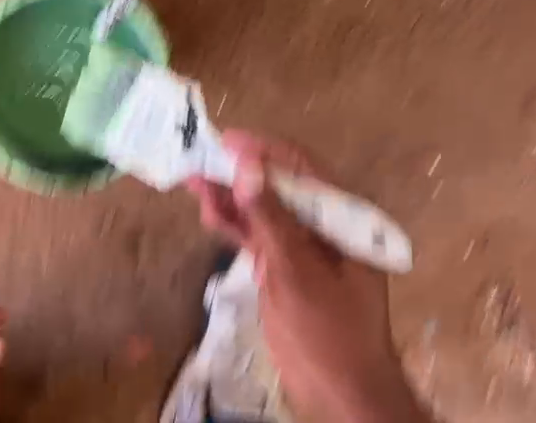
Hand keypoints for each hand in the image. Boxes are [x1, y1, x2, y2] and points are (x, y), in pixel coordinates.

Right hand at [186, 133, 432, 422]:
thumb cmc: (331, 329)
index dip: (264, 150)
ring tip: (193, 179)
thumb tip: (246, 165)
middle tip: (200, 156)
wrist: (341, 393)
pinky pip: (255, 235)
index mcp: (342, 216)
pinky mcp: (282, 267)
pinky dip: (232, 223)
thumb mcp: (298, 269)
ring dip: (229, 195)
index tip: (228, 141)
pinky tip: (208, 211)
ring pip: (261, 209)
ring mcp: (301, 246)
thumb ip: (270, 216)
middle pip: (276, 185)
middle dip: (239, 171)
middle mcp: (321, 224)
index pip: (302, 167)